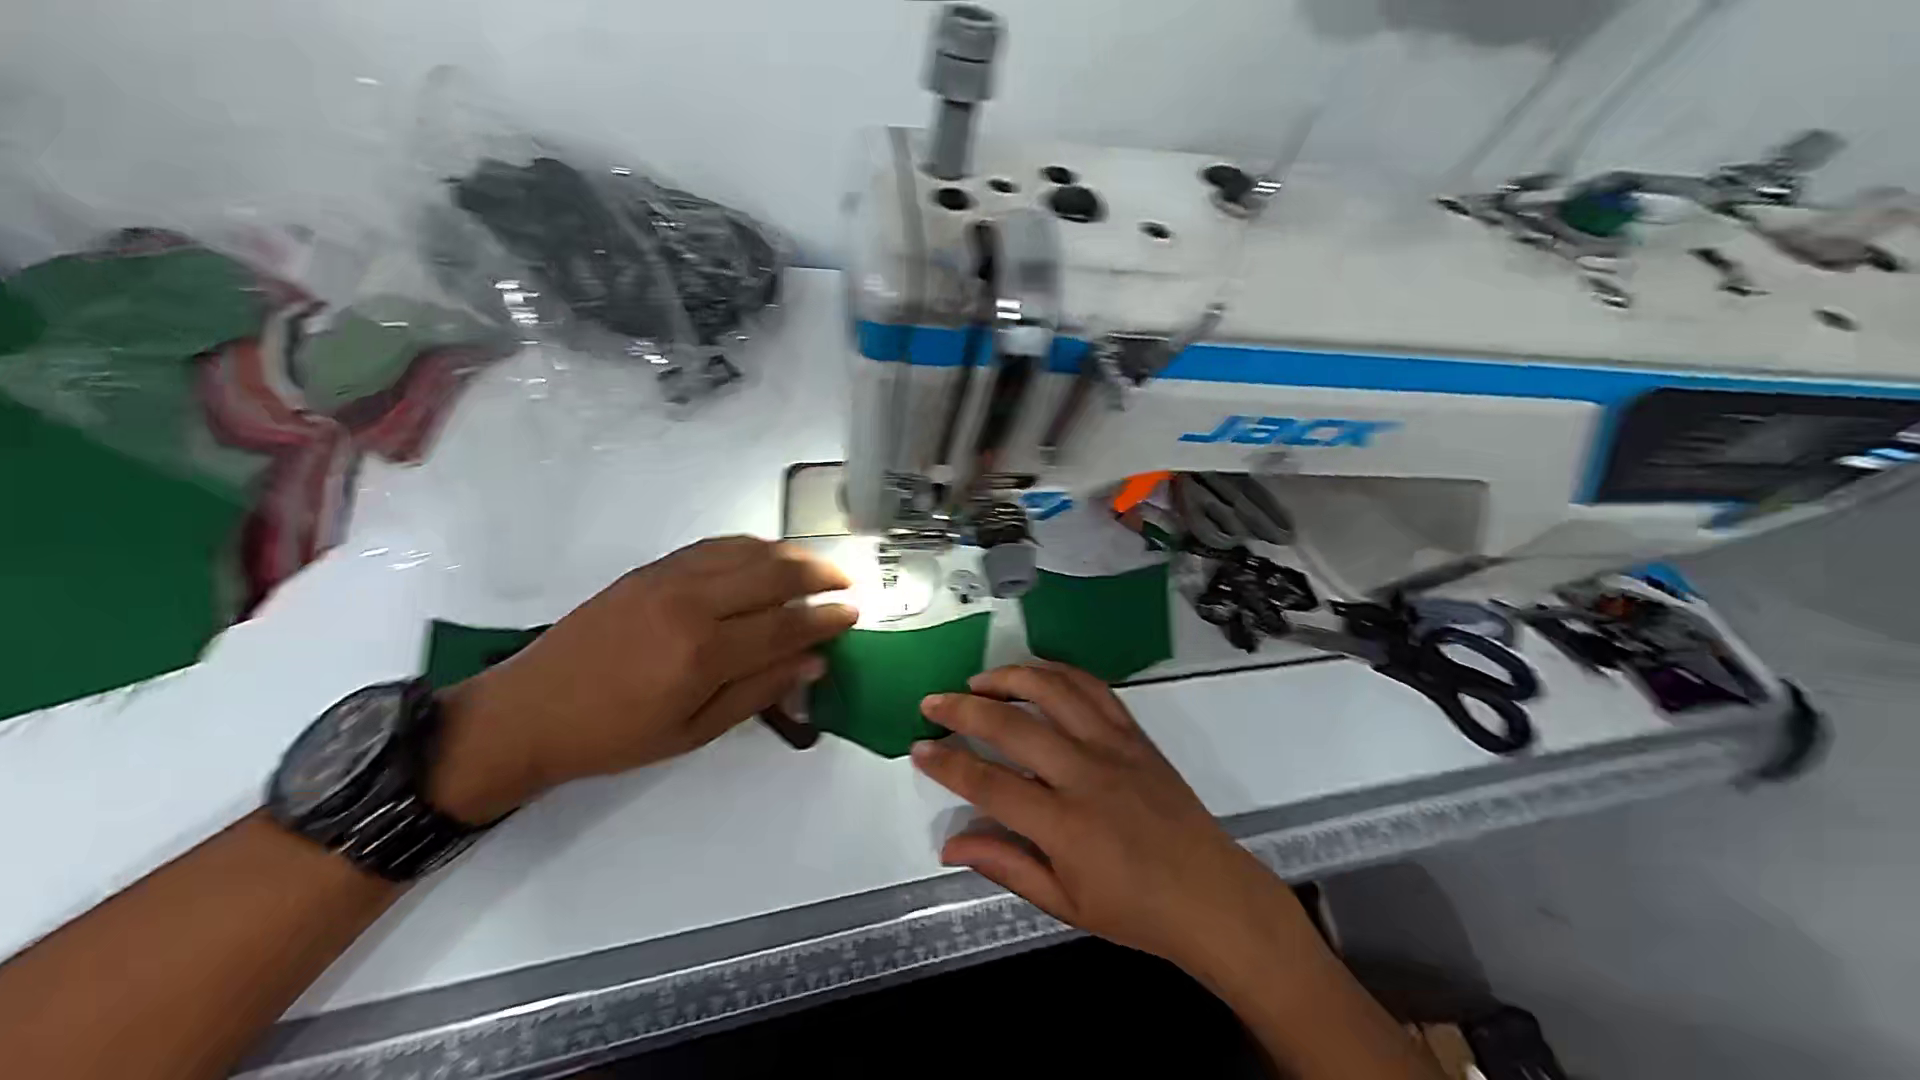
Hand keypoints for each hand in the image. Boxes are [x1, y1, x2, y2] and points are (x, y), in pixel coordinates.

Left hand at [431, 536, 856, 820]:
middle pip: (775, 573)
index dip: (827, 617)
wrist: (530, 710)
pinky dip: (752, 546)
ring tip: (818, 566)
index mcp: (704, 653)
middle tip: (847, 582)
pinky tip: (767, 556)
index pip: (787, 624)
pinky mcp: (651, 568)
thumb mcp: (695, 731)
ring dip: (791, 554)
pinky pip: (715, 546)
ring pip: (748, 551)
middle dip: (820, 573)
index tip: (854, 613)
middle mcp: (692, 603)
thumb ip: (759, 691)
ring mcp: (669, 578)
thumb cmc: (617, 735)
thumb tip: (814, 662)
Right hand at [911, 663, 1306, 980]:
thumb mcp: (1065, 903)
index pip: (989, 784)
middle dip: (962, 709)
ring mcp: (1114, 747)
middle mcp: (1086, 774)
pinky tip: (1036, 674)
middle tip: (932, 702)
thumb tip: (949, 844)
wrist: (1213, 896)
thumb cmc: (1136, 911)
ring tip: (978, 679)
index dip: (947, 763)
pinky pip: (1093, 688)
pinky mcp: (1135, 734)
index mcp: (1065, 825)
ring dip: (1009, 677)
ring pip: (1053, 691)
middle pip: (1012, 726)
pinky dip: (1058, 672)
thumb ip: (1005, 865)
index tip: (918, 748)